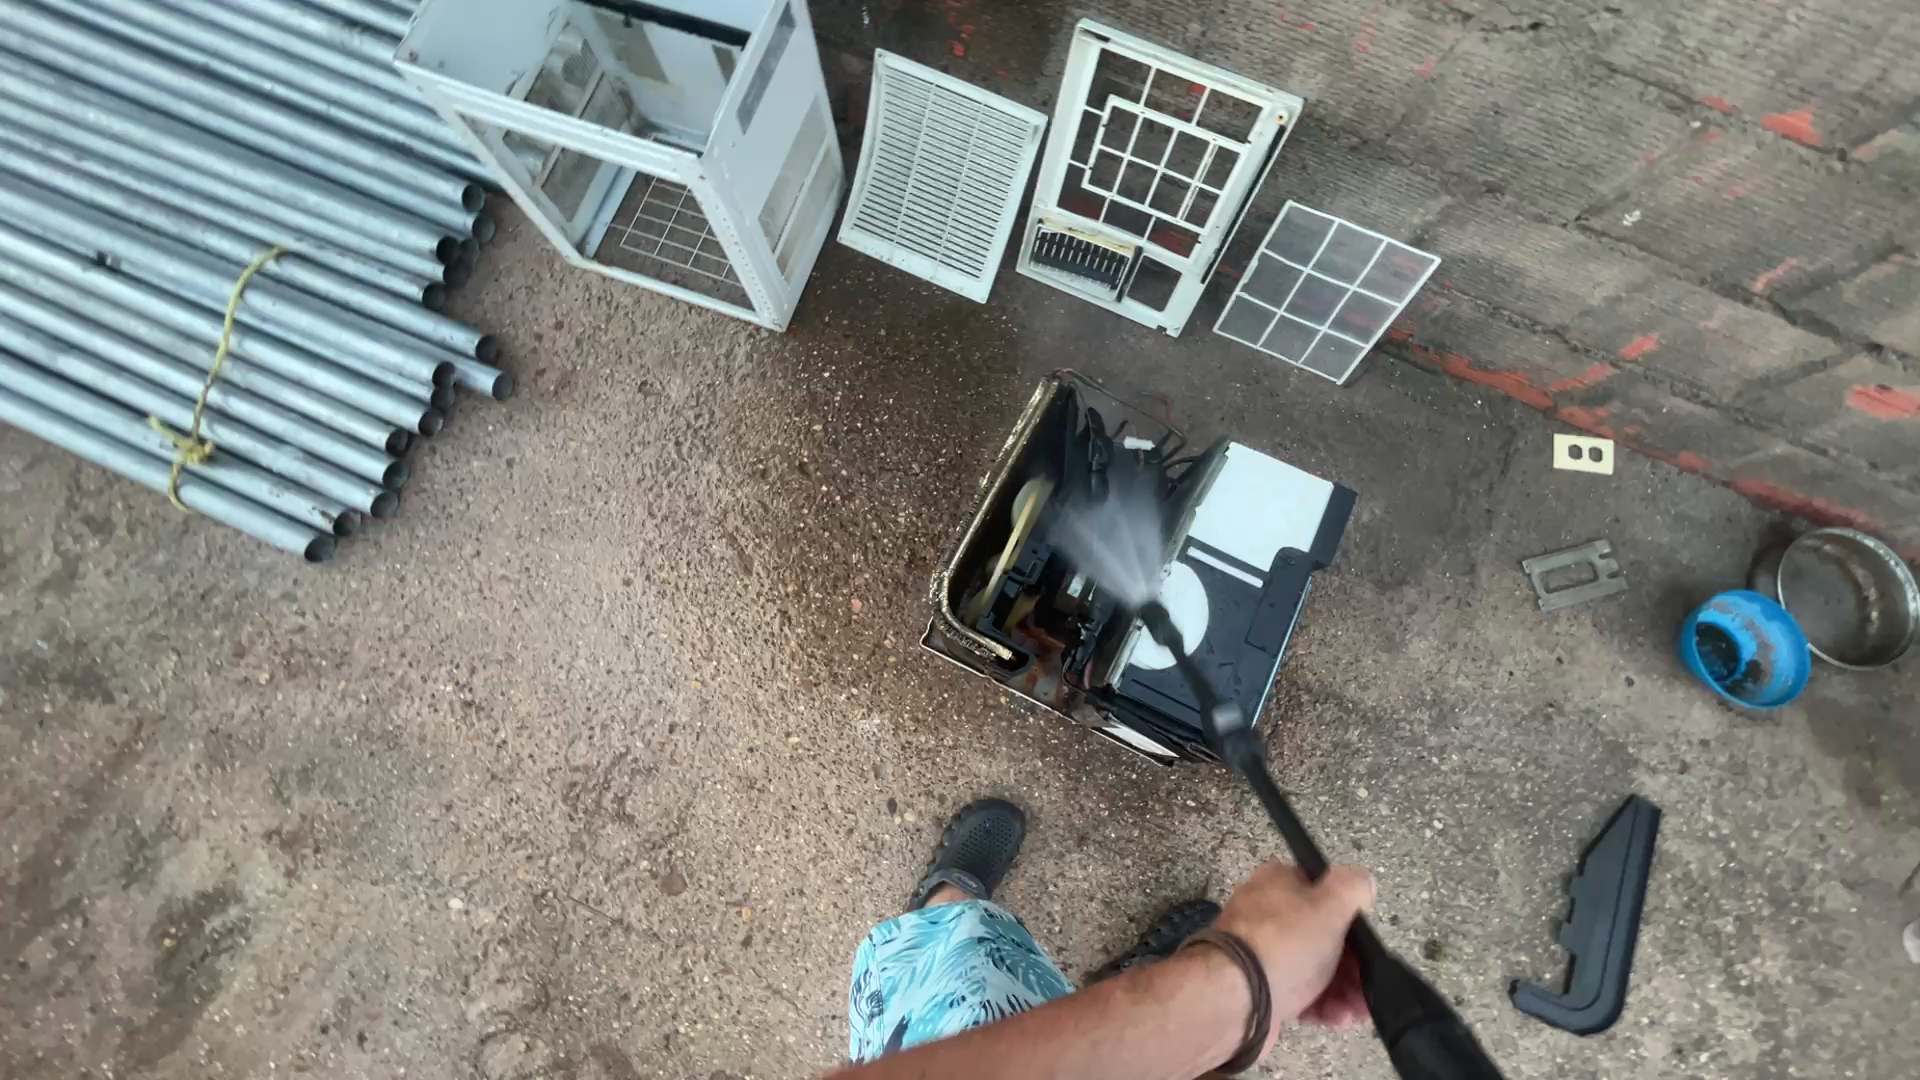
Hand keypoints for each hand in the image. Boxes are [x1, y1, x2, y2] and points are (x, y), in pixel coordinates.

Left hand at [1213, 862, 1375, 1045]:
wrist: (1237, 993)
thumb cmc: (1283, 942)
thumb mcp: (1327, 906)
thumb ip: (1349, 888)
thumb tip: (1362, 877)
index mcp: (1277, 882)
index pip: (1321, 892)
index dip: (1350, 919)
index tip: (1370, 946)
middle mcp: (1265, 910)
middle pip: (1320, 935)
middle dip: (1351, 965)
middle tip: (1368, 987)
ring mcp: (1260, 948)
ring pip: (1311, 967)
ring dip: (1341, 990)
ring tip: (1357, 1010)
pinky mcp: (1258, 982)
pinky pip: (1295, 991)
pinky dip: (1319, 1005)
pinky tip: (1335, 1017)